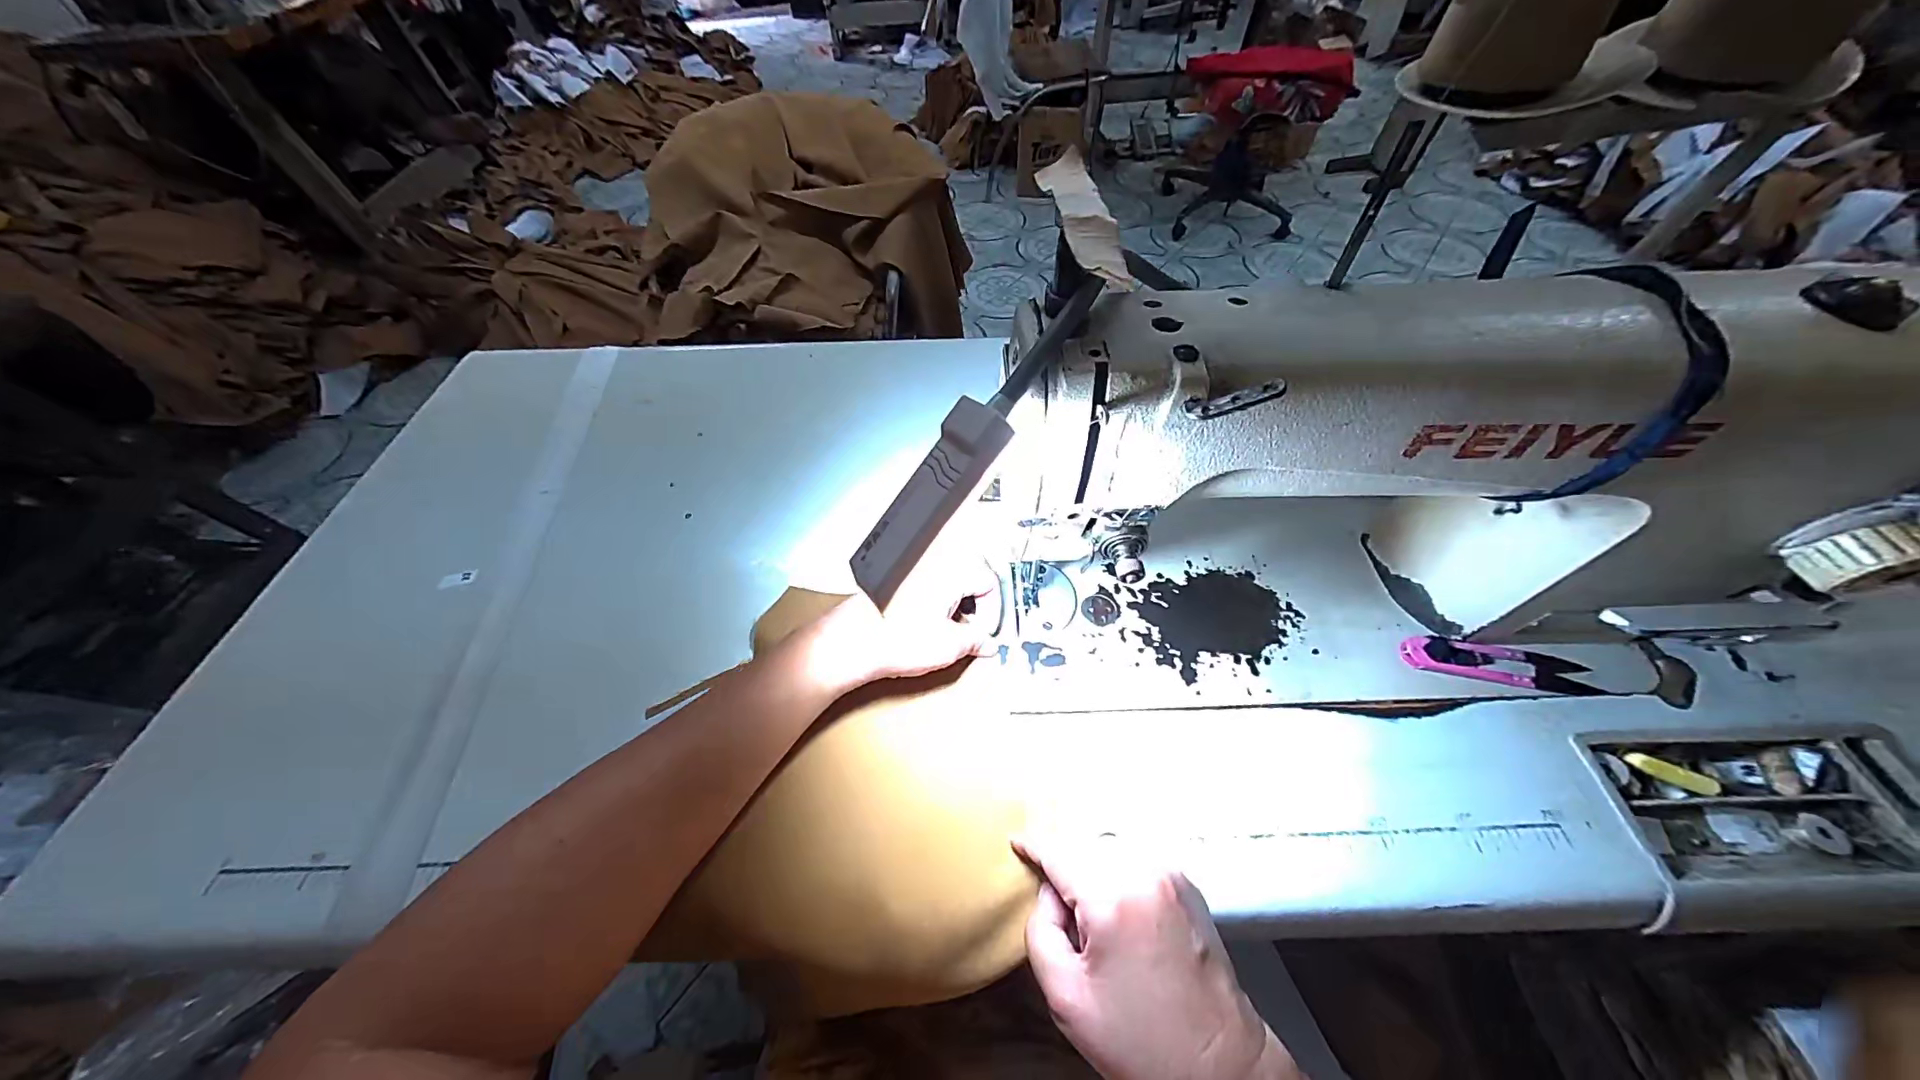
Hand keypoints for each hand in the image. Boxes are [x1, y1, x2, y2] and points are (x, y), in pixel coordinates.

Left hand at [800, 559, 1000, 692]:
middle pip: (970, 577)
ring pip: (948, 581)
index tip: (986, 631)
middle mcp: (932, 563)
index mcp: (952, 570)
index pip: (990, 582)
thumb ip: (977, 640)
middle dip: (976, 606)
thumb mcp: (950, 645)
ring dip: (955, 604)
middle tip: (973, 631)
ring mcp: (912, 570)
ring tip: (948, 632)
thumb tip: (987, 642)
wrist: (852, 642)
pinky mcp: (895, 581)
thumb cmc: (892, 638)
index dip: (993, 611)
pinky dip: (934, 603)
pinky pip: (927, 585)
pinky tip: (926, 627)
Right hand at [1016, 837, 1302, 1079]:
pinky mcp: (1186, 885)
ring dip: (1090, 862)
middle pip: (1084, 842)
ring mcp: (1171, 876)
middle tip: (1055, 902)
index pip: (1058, 849)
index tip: (1016, 843)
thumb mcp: (1066, 995)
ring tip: (1086, 909)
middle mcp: (1146, 873)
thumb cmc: (1143, 1039)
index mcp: (1114, 897)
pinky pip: (1136, 857)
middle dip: (1063, 860)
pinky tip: (1114, 906)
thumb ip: (1041, 930)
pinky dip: (1115, 867)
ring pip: (1110, 845)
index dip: (1031, 844)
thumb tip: (1047, 893)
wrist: (1218, 1063)